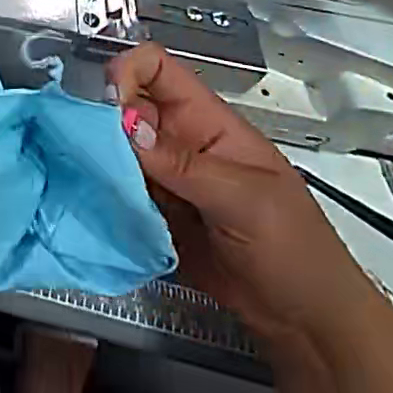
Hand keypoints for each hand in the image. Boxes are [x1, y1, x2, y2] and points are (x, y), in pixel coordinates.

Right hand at [107, 45, 392, 372]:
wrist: (307, 324)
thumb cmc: (297, 251)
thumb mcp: (245, 200)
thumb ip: (184, 163)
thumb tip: (126, 125)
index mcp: (206, 120)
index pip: (158, 69)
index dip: (128, 71)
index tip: (106, 102)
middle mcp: (178, 141)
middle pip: (126, 107)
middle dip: (102, 120)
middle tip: (88, 148)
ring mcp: (165, 178)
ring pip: (116, 149)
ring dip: (98, 159)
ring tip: (85, 176)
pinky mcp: (154, 213)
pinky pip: (118, 189)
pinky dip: (103, 193)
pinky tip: (94, 201)